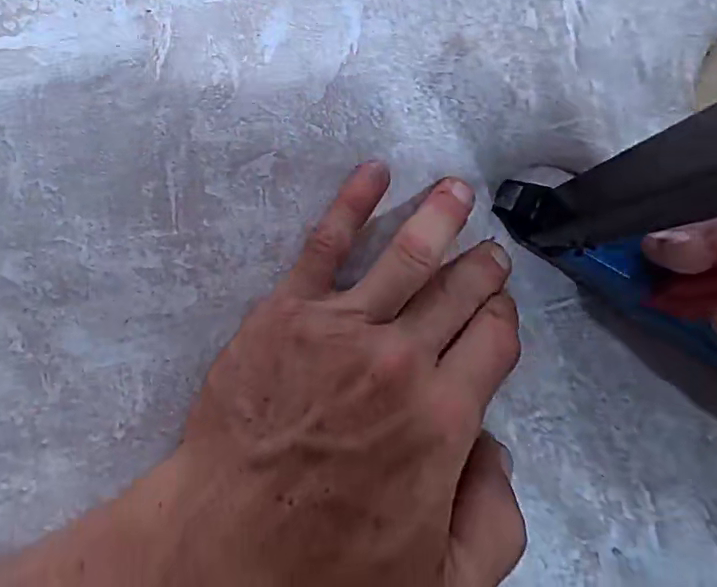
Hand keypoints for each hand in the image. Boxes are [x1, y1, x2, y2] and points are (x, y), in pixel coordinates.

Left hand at [0, 162, 525, 586]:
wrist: (214, 562)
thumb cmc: (327, 575)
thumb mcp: (442, 586)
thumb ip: (495, 521)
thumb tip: (497, 447)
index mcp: (444, 418)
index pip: (495, 338)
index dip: (503, 318)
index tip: (498, 309)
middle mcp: (403, 360)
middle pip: (460, 290)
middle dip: (483, 265)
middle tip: (490, 249)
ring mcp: (344, 328)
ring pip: (408, 254)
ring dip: (439, 215)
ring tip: (457, 188)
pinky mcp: (288, 312)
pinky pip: (326, 245)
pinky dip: (353, 203)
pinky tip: (374, 171)